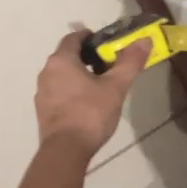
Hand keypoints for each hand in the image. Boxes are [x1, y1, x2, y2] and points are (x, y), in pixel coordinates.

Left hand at [34, 31, 150, 155]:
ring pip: (61, 75)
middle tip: (108, 65)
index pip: (73, 38)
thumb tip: (144, 40)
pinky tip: (85, 104)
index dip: (90, 37)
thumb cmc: (90, 112)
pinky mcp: (42, 111)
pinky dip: (70, 91)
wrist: (66, 150)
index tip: (106, 44)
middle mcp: (46, 72)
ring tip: (99, 85)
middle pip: (67, 56)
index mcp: (61, 60)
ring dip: (78, 75)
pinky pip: (57, 92)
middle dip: (86, 57)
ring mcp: (41, 93)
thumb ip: (129, 62)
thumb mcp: (115, 87)